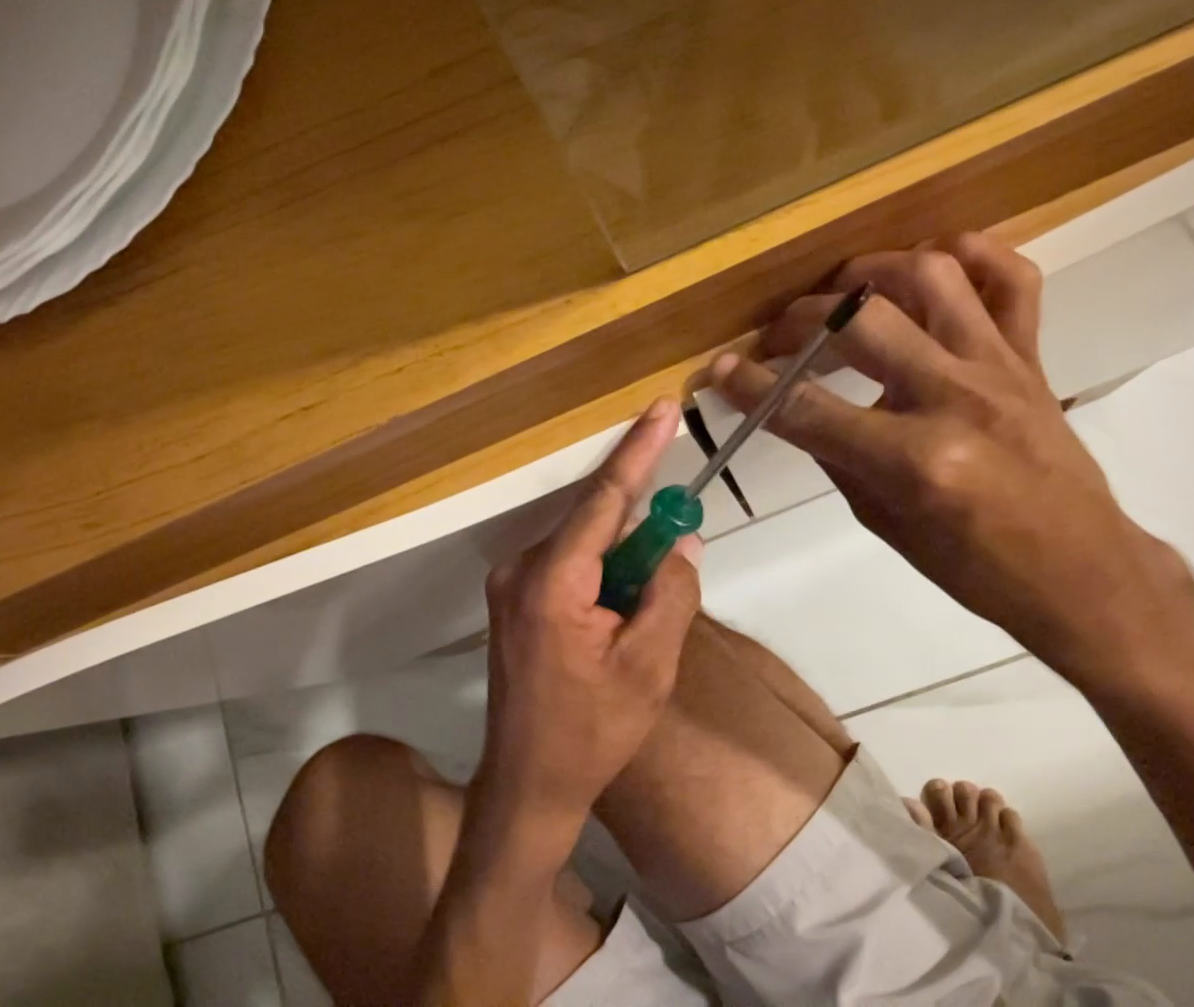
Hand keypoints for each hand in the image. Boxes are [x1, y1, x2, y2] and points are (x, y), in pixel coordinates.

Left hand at [479, 398, 702, 820]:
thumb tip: (682, 541)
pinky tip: (617, 623)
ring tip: (637, 628)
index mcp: (552, 582)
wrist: (528, 785)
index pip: (604, 499)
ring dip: (622, 565)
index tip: (661, 408)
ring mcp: (511, 585)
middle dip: (640, 534)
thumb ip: (671, 592)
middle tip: (670, 573)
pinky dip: (603, 578)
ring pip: (584, 547)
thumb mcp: (650, 665)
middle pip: (595, 522)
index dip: (639, 452)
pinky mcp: (514, 601)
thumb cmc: (592, 732)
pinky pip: (569, 567)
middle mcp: (521, 569)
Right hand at [711, 234, 1193, 688]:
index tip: (721, 370)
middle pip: (859, 323)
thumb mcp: (887, 527)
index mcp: (913, 459)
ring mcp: (999, 369)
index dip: (752, 387)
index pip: (810, 408)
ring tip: (843, 290)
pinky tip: (935, 261)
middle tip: (779, 335)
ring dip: (872, 270)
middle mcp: (954, 398)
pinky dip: (975, 254)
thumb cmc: (978, 570)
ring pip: (931, 277)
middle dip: (801, 320)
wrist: (1081, 574)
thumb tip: (803, 415)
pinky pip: (1013, 280)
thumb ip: (841, 461)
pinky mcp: (1031, 358)